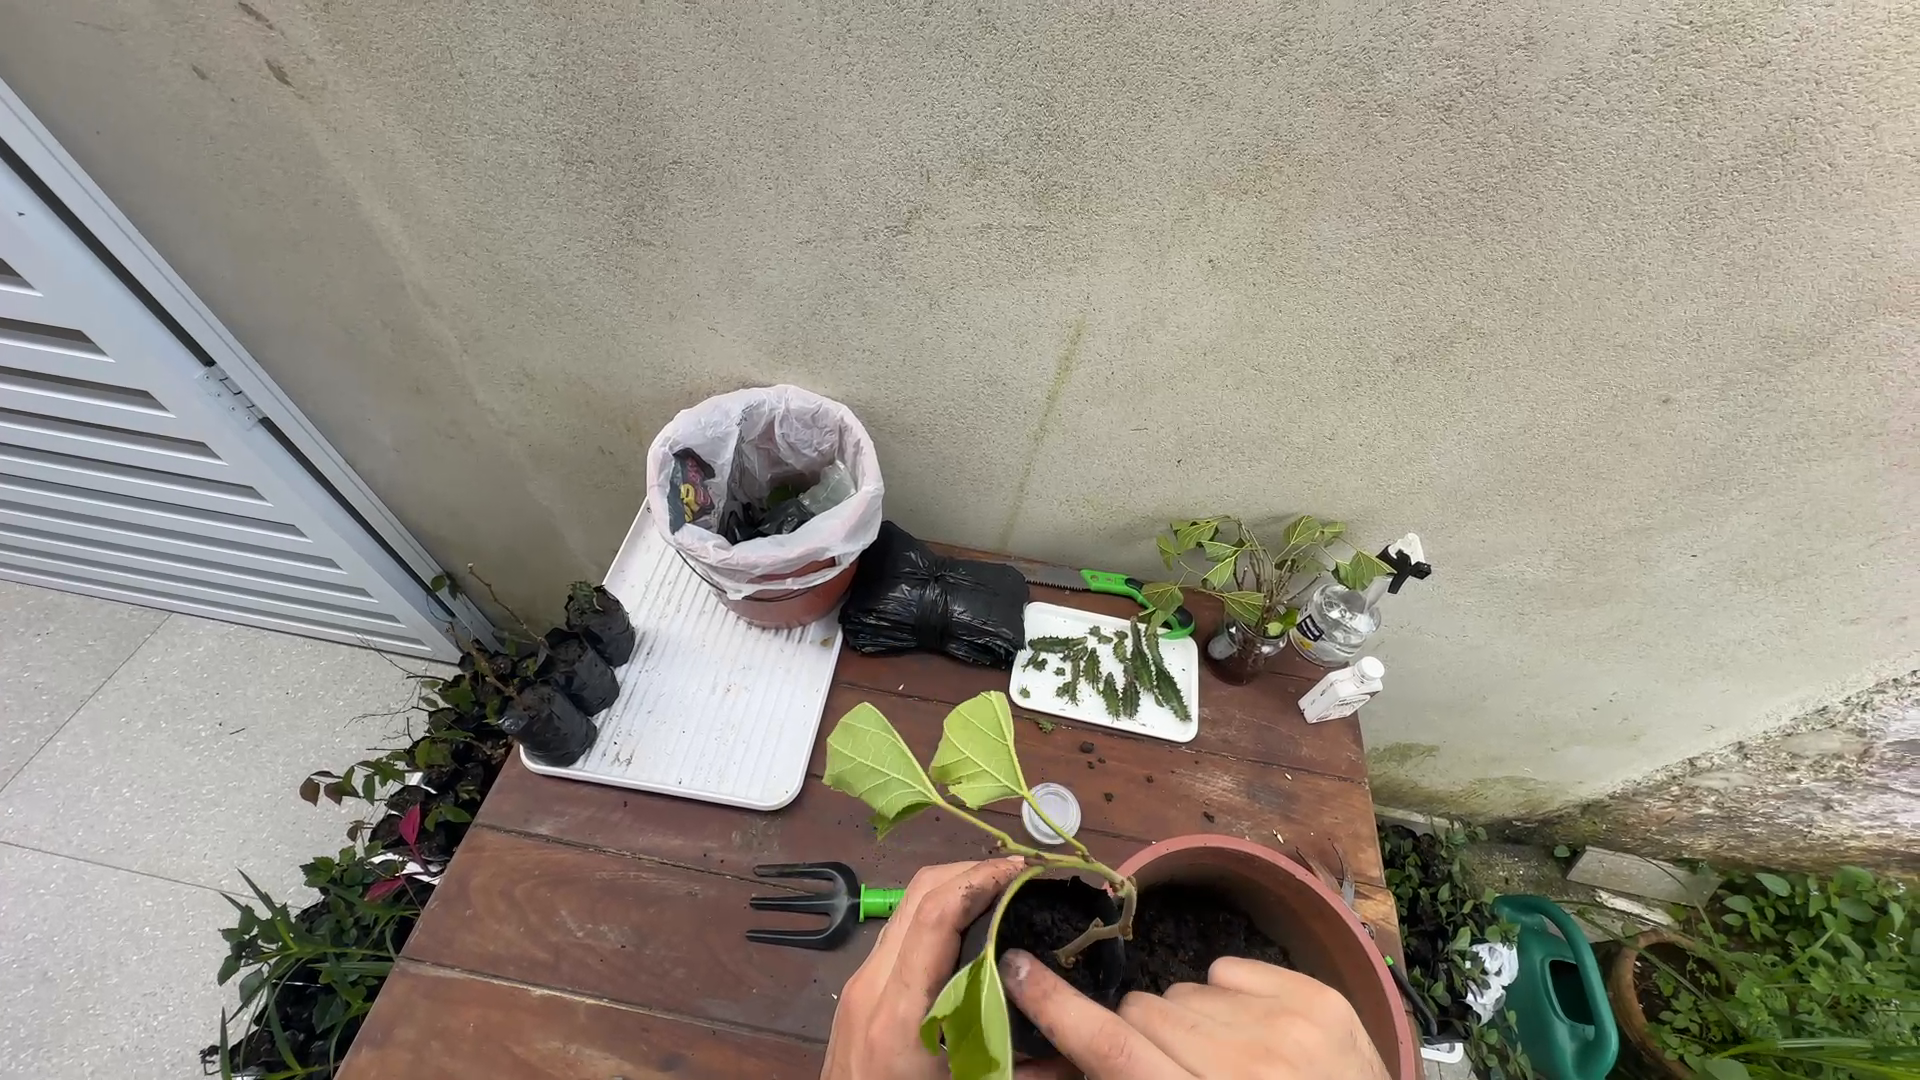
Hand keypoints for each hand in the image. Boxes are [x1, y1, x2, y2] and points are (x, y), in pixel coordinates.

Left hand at [822, 858, 1028, 1079]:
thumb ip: (1030, 1071)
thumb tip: (1079, 1036)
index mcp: (899, 1013)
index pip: (935, 915)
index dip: (981, 879)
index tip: (1023, 871)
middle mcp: (872, 983)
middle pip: (919, 892)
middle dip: (972, 869)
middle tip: (1020, 875)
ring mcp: (860, 981)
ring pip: (907, 904)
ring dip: (954, 886)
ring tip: (1000, 891)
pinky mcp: (859, 987)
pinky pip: (901, 929)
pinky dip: (937, 912)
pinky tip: (968, 926)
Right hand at [1001, 951, 1391, 1079]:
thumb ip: (1125, 1076)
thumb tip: (1052, 1064)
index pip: (1113, 1050)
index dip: (1057, 1006)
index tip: (1014, 965)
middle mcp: (1247, 1069)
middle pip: (1142, 1012)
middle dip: (1142, 1037)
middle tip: (1178, 1074)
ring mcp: (1289, 1030)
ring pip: (1182, 990)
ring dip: (1190, 1022)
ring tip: (1232, 1065)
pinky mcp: (1318, 999)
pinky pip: (1226, 969)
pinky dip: (1232, 1001)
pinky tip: (1264, 1041)